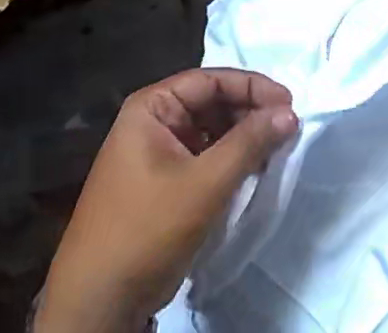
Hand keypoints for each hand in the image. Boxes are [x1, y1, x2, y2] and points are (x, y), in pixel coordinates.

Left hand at [36, 69, 297, 332]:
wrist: (96, 307)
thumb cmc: (147, 230)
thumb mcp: (206, 182)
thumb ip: (251, 141)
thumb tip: (291, 112)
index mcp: (150, 109)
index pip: (212, 80)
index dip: (254, 87)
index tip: (289, 104)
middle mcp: (151, 123)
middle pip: (213, 102)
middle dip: (251, 113)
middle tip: (287, 127)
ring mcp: (155, 153)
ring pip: (212, 129)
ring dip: (244, 136)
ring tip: (275, 149)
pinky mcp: (162, 182)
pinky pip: (205, 155)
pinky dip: (231, 158)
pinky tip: (253, 170)